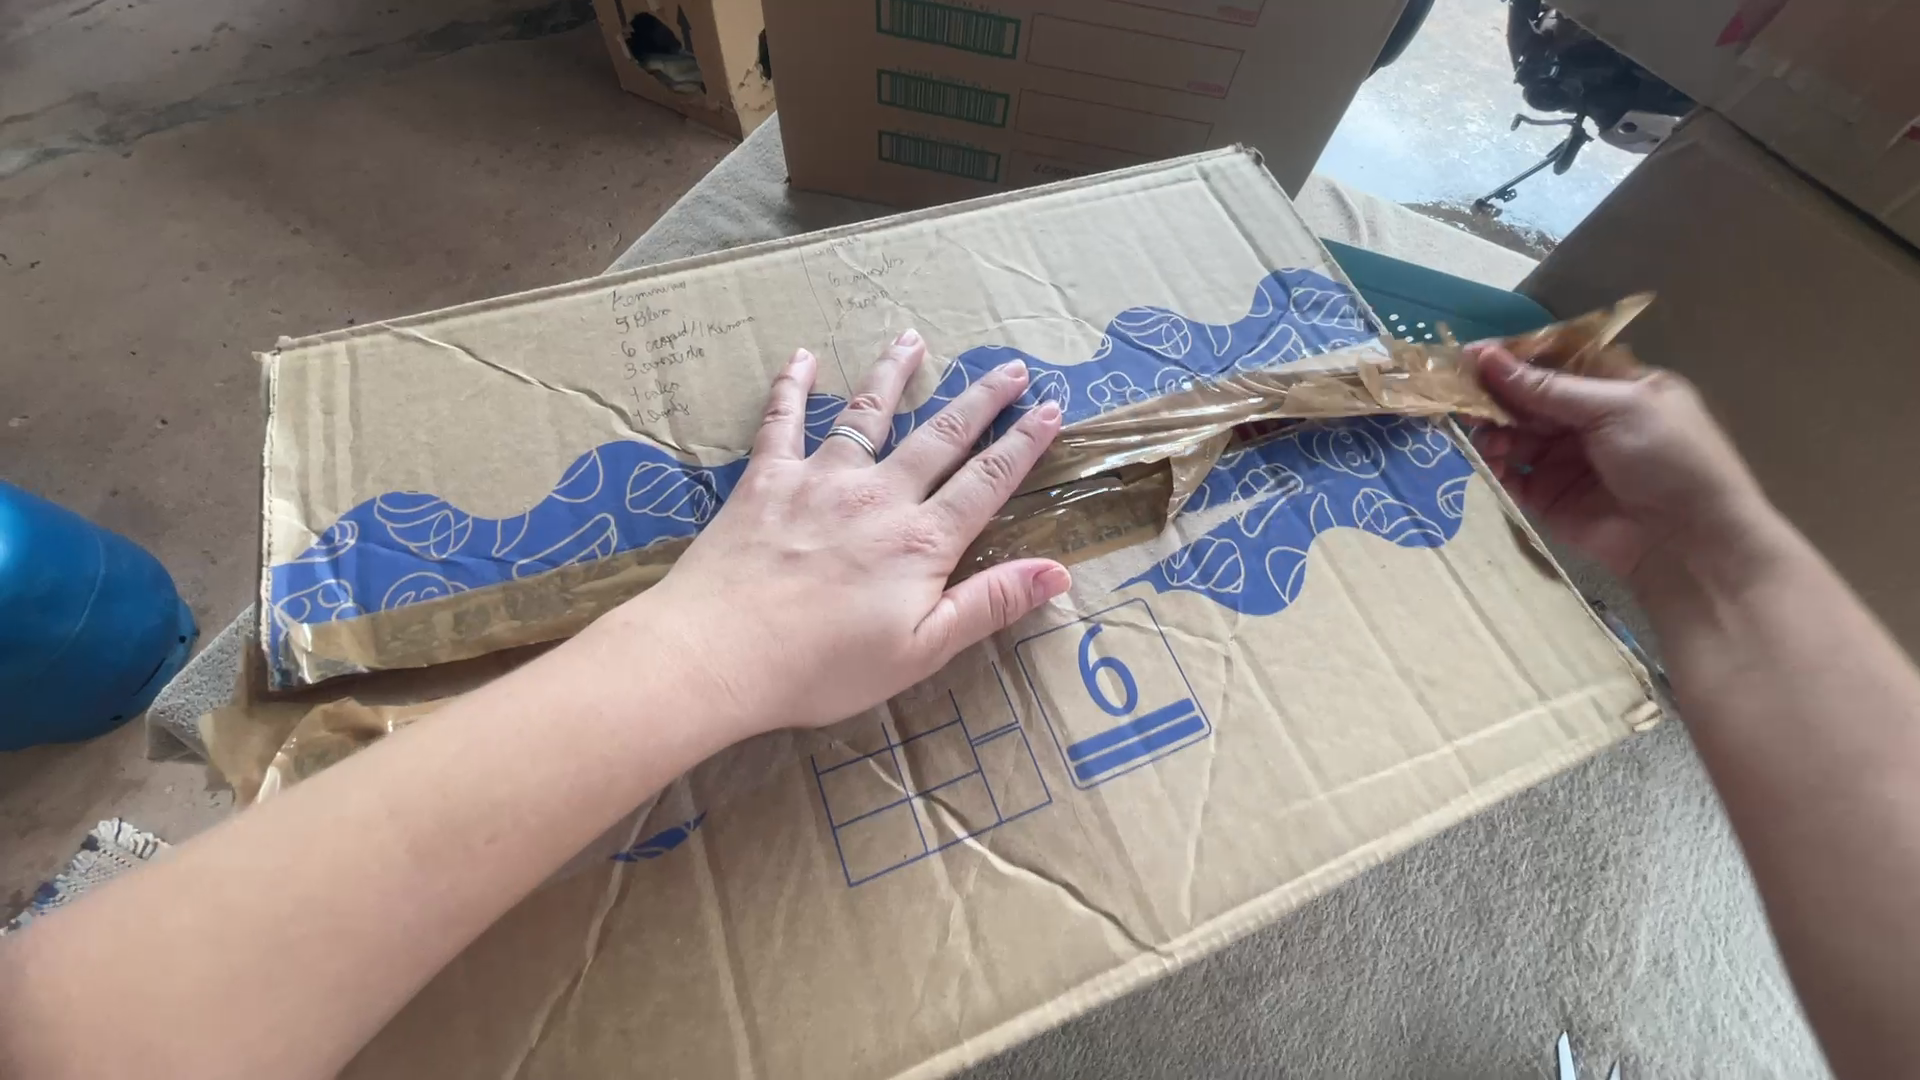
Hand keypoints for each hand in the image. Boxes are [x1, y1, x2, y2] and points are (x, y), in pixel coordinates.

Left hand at [619, 329, 1070, 737]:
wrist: (719, 654)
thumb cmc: (823, 666)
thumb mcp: (921, 650)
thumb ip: (989, 604)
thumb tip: (1059, 572)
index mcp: (921, 540)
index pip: (987, 480)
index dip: (1024, 443)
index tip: (1052, 409)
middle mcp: (879, 494)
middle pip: (942, 435)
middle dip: (981, 398)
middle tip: (1011, 366)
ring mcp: (821, 478)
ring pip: (868, 412)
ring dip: (895, 373)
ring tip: (914, 339)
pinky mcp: (768, 478)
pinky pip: (782, 420)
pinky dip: (792, 387)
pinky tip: (802, 357)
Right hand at [1468, 344, 1774, 591]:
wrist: (1684, 540)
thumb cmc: (1669, 459)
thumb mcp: (1616, 408)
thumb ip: (1546, 388)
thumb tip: (1484, 356)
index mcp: (1614, 388)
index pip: (1553, 363)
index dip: (1513, 357)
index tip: (1470, 356)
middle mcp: (1584, 419)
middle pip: (1524, 398)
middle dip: (1492, 396)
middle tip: (1459, 399)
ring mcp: (1560, 457)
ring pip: (1509, 433)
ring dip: (1491, 431)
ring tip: (1486, 440)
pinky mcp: (1542, 492)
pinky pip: (1505, 471)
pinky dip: (1491, 465)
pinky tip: (1489, 463)